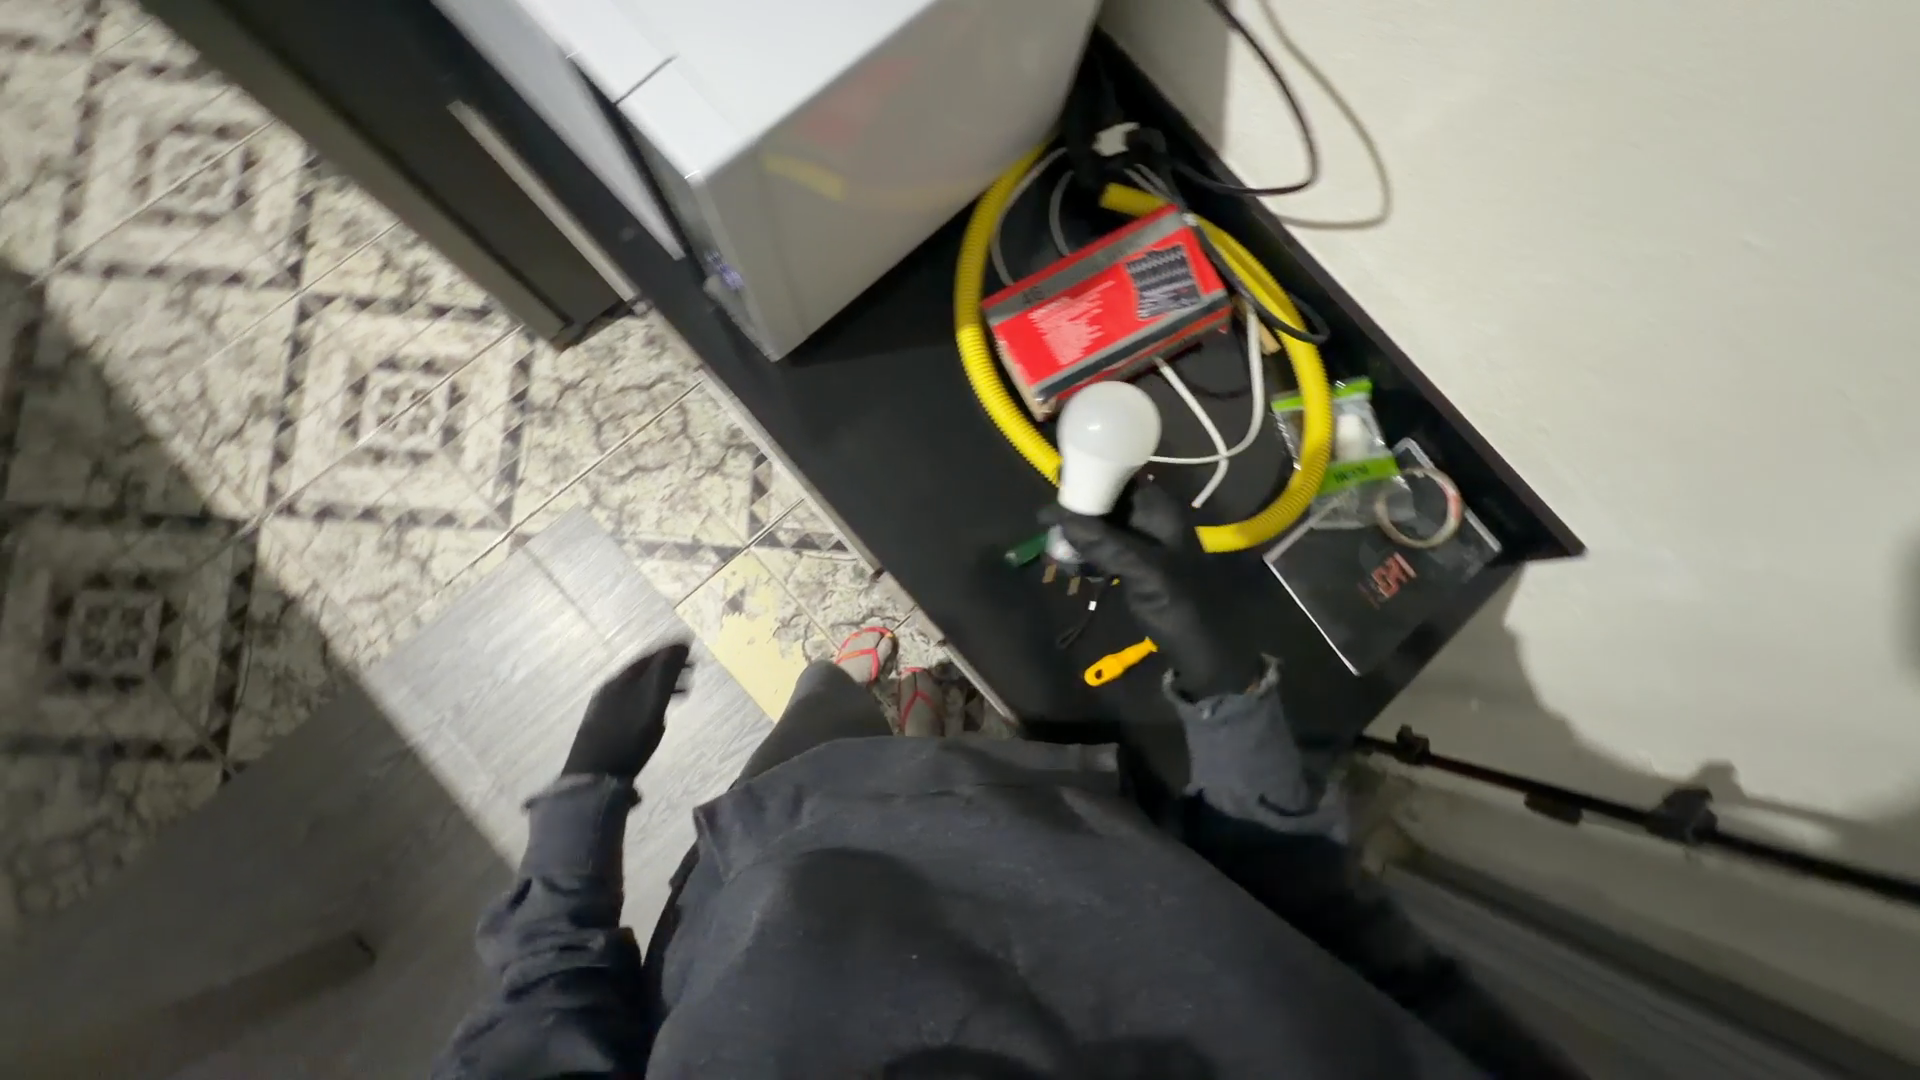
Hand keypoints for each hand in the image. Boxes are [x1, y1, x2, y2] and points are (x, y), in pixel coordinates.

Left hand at [562, 642, 691, 780]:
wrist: (594, 778)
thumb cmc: (628, 736)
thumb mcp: (652, 701)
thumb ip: (666, 672)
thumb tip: (682, 645)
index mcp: (621, 680)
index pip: (650, 656)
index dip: (671, 650)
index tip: (692, 649)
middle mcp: (611, 690)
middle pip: (644, 671)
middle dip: (669, 668)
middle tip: (692, 671)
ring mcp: (606, 709)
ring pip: (640, 689)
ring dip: (663, 686)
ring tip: (683, 693)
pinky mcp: (606, 728)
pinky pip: (635, 705)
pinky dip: (652, 702)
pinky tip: (659, 715)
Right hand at [1042, 482, 1261, 698]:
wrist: (1206, 654)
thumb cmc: (1183, 608)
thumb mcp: (1146, 573)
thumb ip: (1106, 544)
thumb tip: (1060, 517)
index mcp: (1161, 510)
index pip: (1120, 478)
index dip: (1089, 478)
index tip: (1056, 488)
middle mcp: (1151, 519)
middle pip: (1106, 502)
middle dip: (1076, 511)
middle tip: (1046, 526)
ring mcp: (1141, 543)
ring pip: (1100, 527)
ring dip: (1076, 536)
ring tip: (1053, 551)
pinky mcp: (1133, 565)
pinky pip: (1102, 550)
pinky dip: (1085, 556)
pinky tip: (1069, 568)